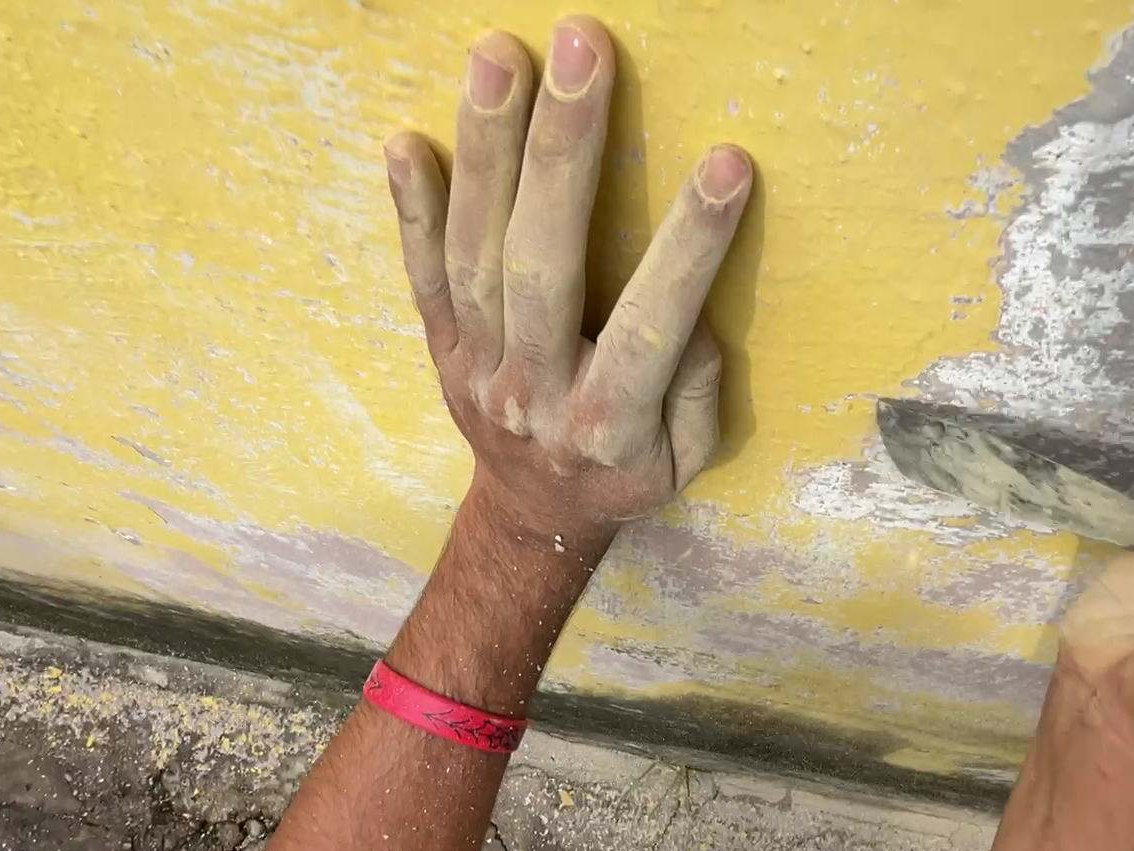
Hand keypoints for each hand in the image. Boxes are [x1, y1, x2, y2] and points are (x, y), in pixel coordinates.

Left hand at [382, 18, 753, 548]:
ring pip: (475, 257)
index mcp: (608, 424)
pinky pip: (422, 280)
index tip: (727, 166)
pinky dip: (411, 212)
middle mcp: (534, 392)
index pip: (652, 326)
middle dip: (563, 156)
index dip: (690, 248)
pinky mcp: (443, 352)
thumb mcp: (683, 463)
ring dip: (485, 153)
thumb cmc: (620, 480)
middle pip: (543, 267)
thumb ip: (696, 395)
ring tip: (500, 56)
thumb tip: (690, 314)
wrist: (534, 517)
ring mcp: (477, 369)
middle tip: (583, 51)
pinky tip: (406, 142)